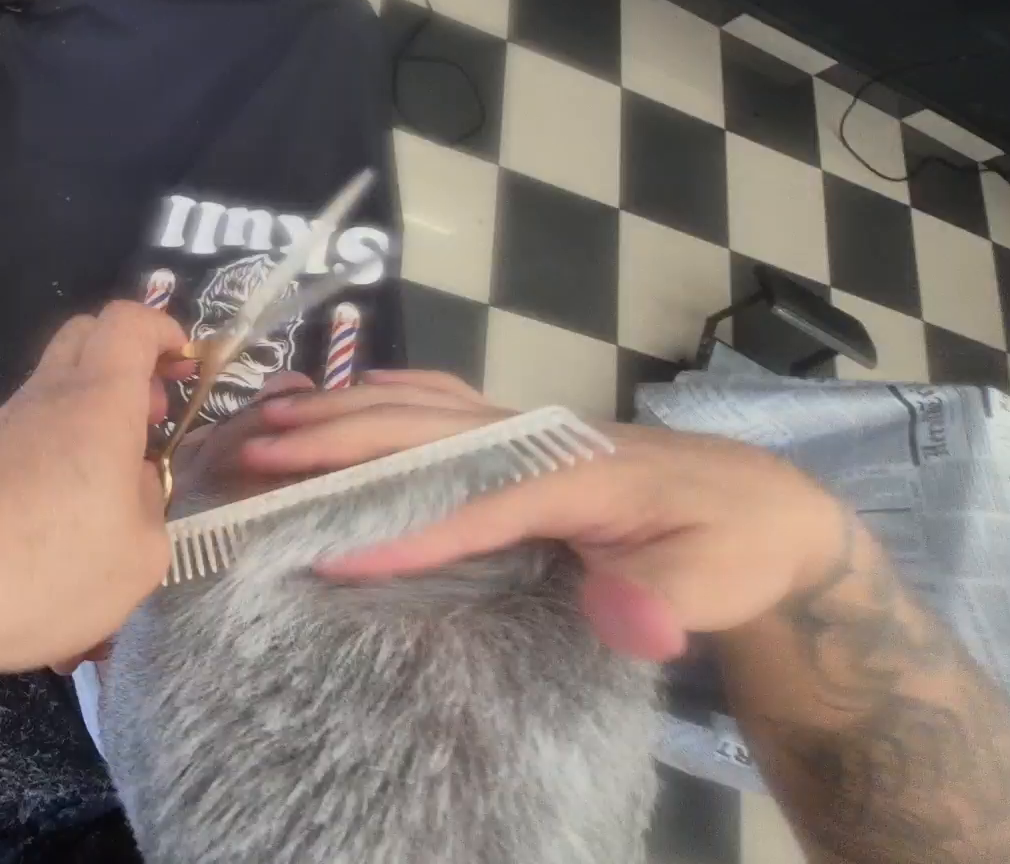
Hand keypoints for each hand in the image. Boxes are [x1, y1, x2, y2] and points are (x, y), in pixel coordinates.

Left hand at [0, 301, 188, 684]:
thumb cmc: (42, 569)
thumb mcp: (138, 557)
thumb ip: (149, 505)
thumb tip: (132, 482)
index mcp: (97, 403)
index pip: (129, 321)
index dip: (166, 330)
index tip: (188, 369)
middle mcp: (47, 397)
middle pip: (87, 335)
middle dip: (131, 361)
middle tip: (152, 416)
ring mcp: (4, 424)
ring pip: (59, 386)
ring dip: (96, 413)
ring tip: (115, 483)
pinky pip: (32, 430)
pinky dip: (63, 449)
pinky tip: (66, 517)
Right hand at [235, 370, 847, 660]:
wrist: (751, 495)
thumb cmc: (728, 543)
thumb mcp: (721, 581)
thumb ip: (668, 599)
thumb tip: (618, 619)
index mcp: (563, 475)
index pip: (464, 506)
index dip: (398, 531)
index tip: (329, 553)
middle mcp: (523, 436)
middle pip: (411, 432)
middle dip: (331, 443)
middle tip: (258, 450)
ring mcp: (511, 422)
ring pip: (409, 404)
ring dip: (340, 409)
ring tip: (276, 414)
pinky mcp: (507, 423)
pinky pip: (431, 394)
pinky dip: (380, 390)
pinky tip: (350, 391)